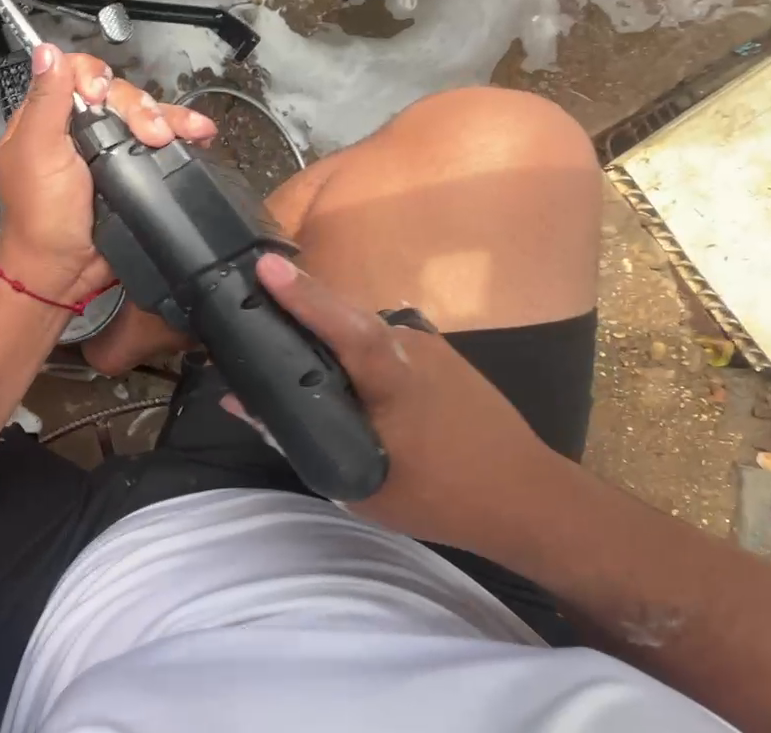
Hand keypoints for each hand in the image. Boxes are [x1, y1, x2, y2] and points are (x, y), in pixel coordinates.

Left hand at [0, 44, 215, 303]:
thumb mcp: (37, 151)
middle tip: (146, 131)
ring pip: (141, 114)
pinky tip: (199, 133)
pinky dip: (181, 134)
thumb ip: (45, 101)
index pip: (72, 75)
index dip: (93, 79)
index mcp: (44, 120)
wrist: (64, 271)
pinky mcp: (131, 172)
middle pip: (114, 92)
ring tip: (179, 134)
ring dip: (165, 117)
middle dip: (136, 105)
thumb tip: (45, 51)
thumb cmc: (40, 215)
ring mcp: (105, 151)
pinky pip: (159, 142)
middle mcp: (74, 131)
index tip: (100, 99)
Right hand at [242, 254, 576, 550]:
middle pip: (343, 316)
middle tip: (246, 296)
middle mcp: (413, 352)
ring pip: (360, 327)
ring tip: (281, 334)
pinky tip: (334, 364)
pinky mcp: (439, 356)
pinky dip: (348, 343)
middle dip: (295, 301)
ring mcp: (430, 348)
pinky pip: (379, 339)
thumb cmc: (443, 498)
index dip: (305, 297)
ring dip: (323, 327)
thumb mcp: (356, 482)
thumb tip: (233, 399)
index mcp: (397, 382)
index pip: (347, 329)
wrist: (538, 504)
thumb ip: (290, 438)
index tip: (265, 266)